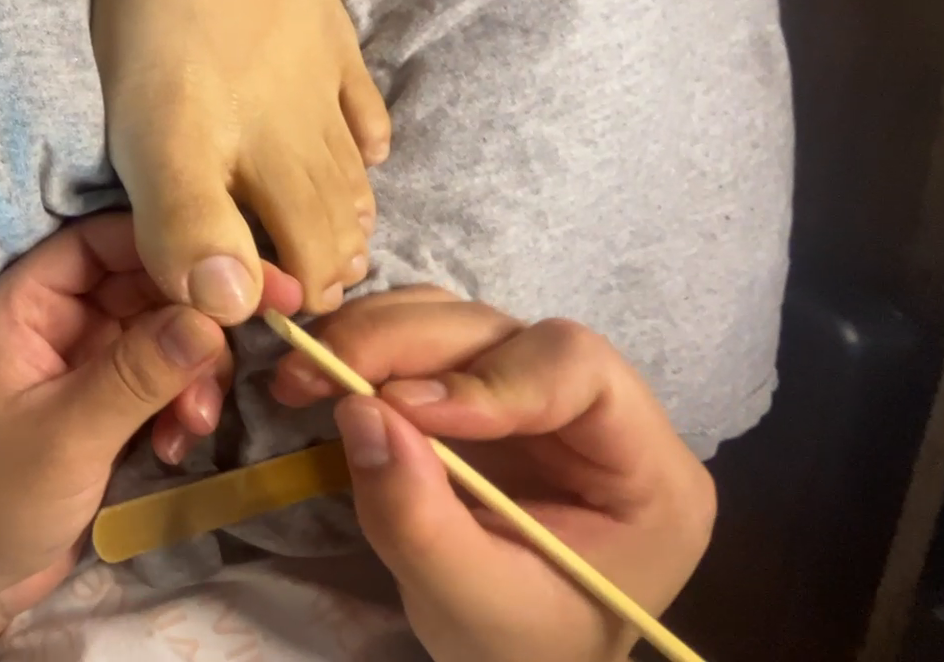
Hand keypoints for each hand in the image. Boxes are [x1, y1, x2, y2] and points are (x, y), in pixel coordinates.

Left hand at [0, 214, 298, 623]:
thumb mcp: (67, 434)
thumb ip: (137, 374)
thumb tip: (210, 319)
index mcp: (21, 304)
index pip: (96, 243)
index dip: (162, 242)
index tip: (234, 266)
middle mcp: (53, 318)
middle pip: (138, 284)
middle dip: (193, 315)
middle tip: (262, 331)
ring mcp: (80, 359)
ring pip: (157, 332)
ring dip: (191, 370)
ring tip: (196, 423)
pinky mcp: (103, 398)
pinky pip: (158, 376)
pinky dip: (179, 401)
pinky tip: (177, 444)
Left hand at [92, 0, 389, 323]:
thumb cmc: (164, 34)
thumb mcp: (157, 144)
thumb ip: (193, 228)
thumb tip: (236, 306)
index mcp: (277, 166)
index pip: (307, 253)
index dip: (301, 290)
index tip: (292, 312)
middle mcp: (313, 128)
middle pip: (335, 211)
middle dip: (328, 257)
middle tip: (317, 282)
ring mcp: (323, 73)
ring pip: (350, 161)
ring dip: (348, 206)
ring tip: (341, 234)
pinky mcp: (320, 26)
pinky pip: (358, 94)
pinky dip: (365, 132)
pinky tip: (368, 144)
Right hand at [272, 289, 716, 661]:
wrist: (502, 646)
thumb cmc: (514, 639)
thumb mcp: (470, 600)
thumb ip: (419, 518)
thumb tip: (359, 410)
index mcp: (641, 466)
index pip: (574, 368)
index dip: (486, 376)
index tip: (402, 409)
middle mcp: (585, 404)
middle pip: (489, 328)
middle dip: (393, 345)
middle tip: (312, 376)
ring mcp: (519, 382)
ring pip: (443, 315)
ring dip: (365, 334)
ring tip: (302, 376)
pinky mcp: (463, 379)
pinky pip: (411, 329)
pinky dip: (358, 341)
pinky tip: (322, 375)